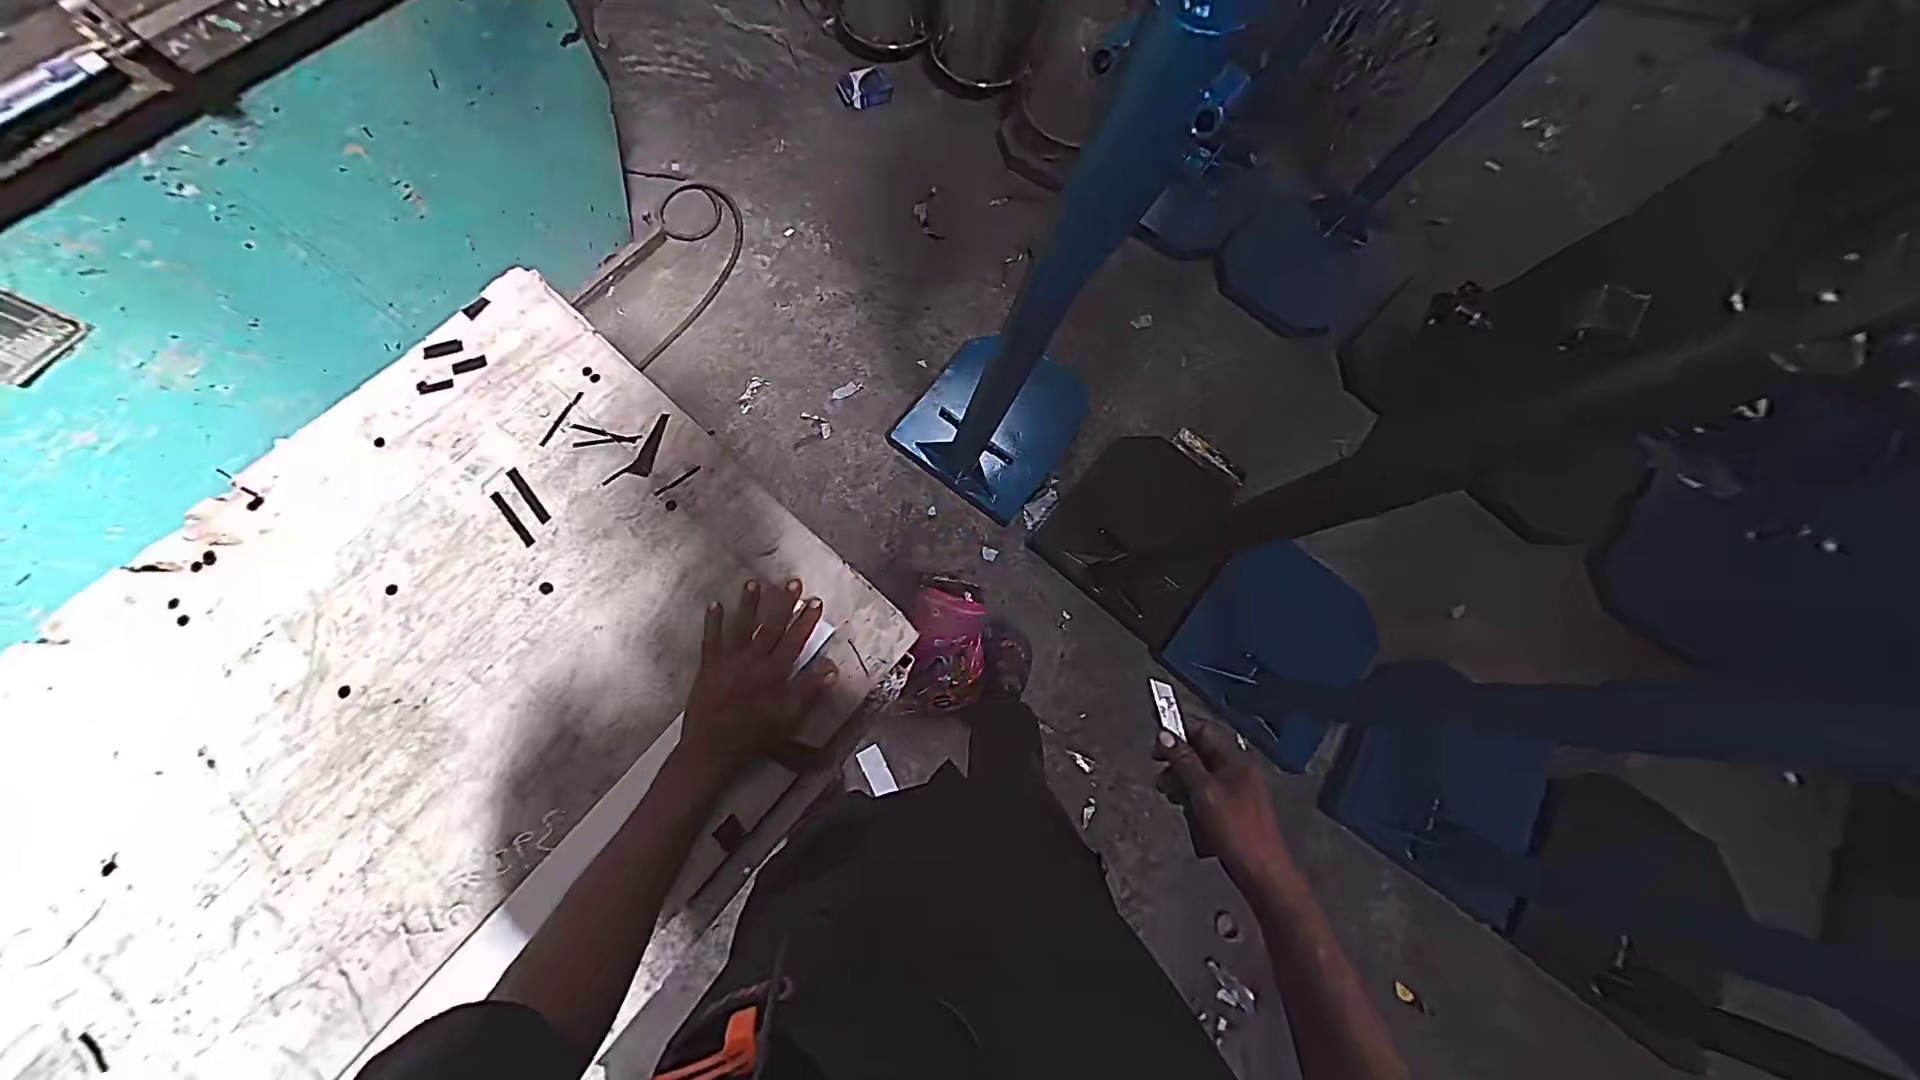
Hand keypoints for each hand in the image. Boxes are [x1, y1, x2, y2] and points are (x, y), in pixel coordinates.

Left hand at [679, 578, 835, 774]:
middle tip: (793, 583)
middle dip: (784, 603)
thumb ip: (810, 690)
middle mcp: (754, 660)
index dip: (807, 620)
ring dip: (749, 604)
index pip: (795, 639)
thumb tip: (831, 669)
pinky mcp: (710, 665)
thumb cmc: (754, 733)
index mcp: (775, 671)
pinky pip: (711, 639)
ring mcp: (730, 660)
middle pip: (772, 625)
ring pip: (742, 626)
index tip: (815, 602)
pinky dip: (713, 622)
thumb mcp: (790, 716)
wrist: (713, 745)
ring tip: (754, 584)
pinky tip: (715, 605)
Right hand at [1155, 719, 1292, 884]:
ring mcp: (1235, 791)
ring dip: (1182, 784)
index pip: (1202, 730)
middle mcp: (1237, 771)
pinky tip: (1189, 814)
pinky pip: (1204, 796)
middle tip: (1163, 776)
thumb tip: (1166, 736)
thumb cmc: (1237, 831)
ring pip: (1198, 777)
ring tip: (1174, 798)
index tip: (1157, 737)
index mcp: (1235, 760)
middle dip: (1176, 764)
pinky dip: (1193, 801)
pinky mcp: (1231, 811)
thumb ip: (1183, 761)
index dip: (1178, 731)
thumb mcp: (1203, 791)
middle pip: (1197, 754)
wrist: (1261, 873)